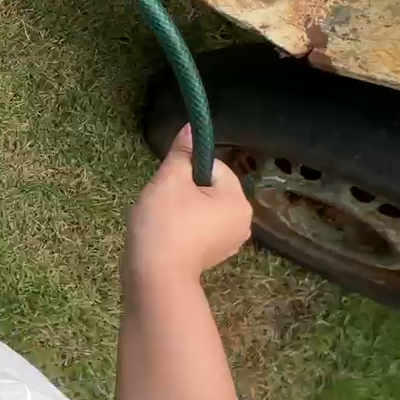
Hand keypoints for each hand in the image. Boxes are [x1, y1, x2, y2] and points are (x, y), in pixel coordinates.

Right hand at [124, 125, 252, 287]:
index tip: (165, 182)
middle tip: (160, 199)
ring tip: (160, 217)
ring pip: (203, 207)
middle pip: (210, 187)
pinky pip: (200, 226)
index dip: (186, 169)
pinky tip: (166, 232)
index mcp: (237, 200)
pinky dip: (183, 224)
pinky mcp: (215, 253)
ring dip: (182, 206)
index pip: (214, 167)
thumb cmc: (164, 222)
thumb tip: (191, 128)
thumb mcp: (168, 181)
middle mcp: (243, 220)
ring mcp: (231, 240)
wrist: (156, 272)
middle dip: (183, 188)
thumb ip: (181, 154)